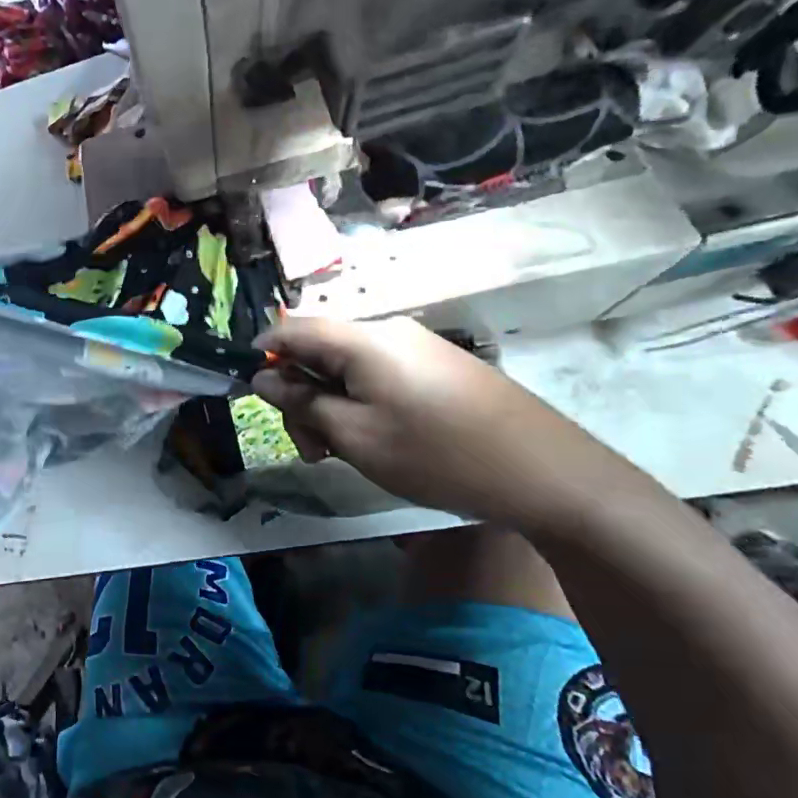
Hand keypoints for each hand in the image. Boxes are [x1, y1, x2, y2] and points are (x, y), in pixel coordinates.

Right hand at [250, 318, 640, 528]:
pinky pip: (382, 375)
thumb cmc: (435, 454)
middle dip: (303, 396)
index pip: (292, 328)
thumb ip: (302, 403)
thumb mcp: (355, 435)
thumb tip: (264, 376)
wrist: (541, 470)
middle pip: (321, 351)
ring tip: (345, 454)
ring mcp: (419, 347)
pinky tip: (379, 441)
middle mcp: (389, 331)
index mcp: (362, 339)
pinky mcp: (440, 368)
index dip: (265, 356)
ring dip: (333, 405)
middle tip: (313, 451)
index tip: (257, 397)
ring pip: (351, 367)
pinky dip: (363, 404)